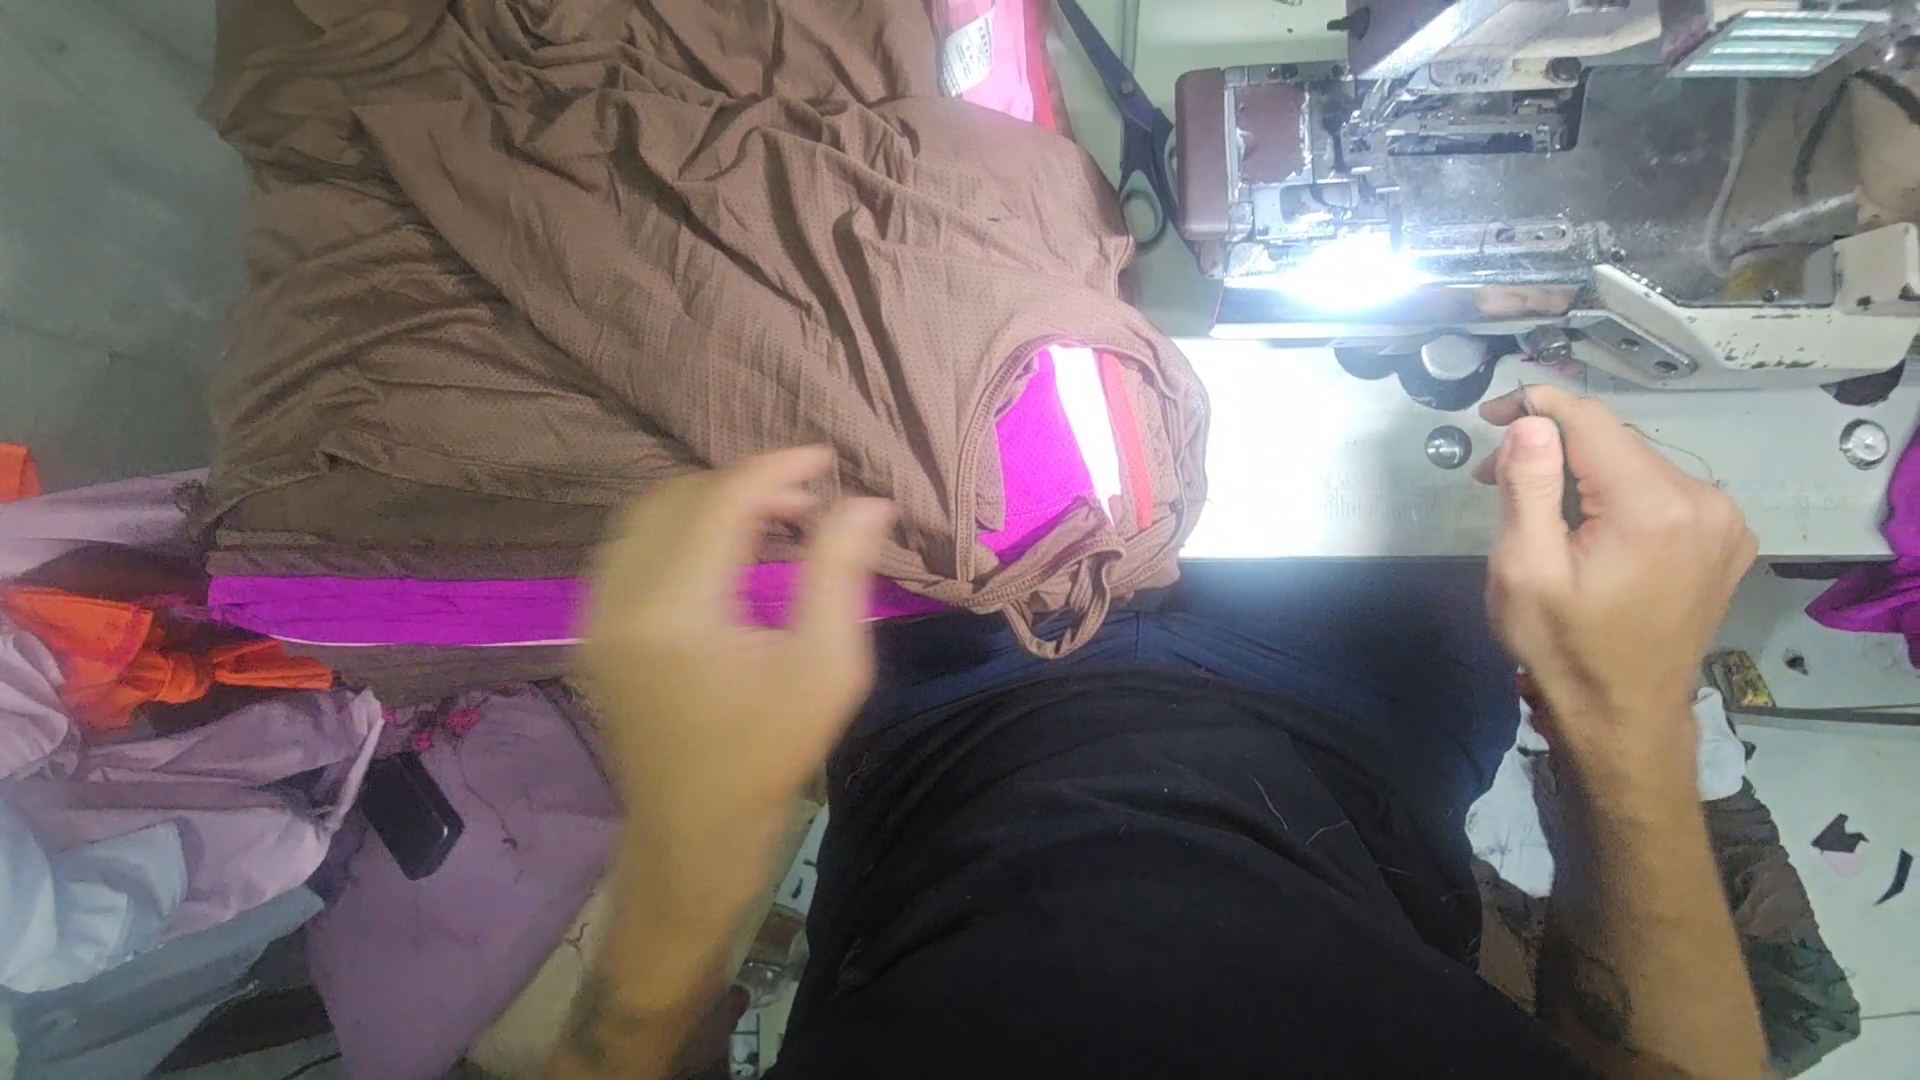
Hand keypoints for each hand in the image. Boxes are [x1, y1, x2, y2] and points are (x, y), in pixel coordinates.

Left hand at [580, 447, 893, 856]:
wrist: (694, 828)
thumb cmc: (770, 752)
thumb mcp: (826, 666)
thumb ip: (841, 573)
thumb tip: (864, 503)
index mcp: (675, 609)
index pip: (721, 501)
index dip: (776, 468)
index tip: (825, 460)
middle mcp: (619, 599)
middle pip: (680, 497)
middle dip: (748, 483)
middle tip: (808, 500)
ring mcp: (595, 614)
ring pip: (649, 515)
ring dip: (712, 502)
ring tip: (774, 518)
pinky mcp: (594, 628)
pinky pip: (633, 546)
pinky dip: (682, 528)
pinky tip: (727, 550)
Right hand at [1477, 386, 1755, 771]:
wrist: (1621, 710)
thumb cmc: (1560, 642)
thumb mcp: (1524, 566)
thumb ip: (1529, 488)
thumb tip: (1531, 423)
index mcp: (1653, 506)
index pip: (1593, 422)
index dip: (1538, 406)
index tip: (1488, 414)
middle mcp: (1704, 501)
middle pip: (1614, 442)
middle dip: (1549, 445)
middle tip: (1490, 476)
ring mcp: (1723, 522)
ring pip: (1635, 464)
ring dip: (1577, 471)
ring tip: (1530, 506)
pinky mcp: (1721, 540)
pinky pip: (1658, 491)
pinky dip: (1611, 492)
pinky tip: (1580, 522)